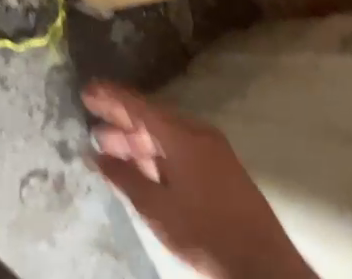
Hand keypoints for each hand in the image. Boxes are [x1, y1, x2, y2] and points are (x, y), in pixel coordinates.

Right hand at [82, 81, 315, 278]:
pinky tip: (140, 167)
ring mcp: (214, 153)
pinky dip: (156, 153)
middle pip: (152, 118)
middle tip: (91, 120)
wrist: (266, 269)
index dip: (110, 97)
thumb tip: (96, 155)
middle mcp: (198, 135)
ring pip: (166, 136)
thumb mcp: (156, 207)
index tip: (85, 90)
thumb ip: (124, 177)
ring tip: (108, 147)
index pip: (138, 106)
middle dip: (120, 120)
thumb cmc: (205, 233)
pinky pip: (180, 150)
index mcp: (182, 136)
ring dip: (137, 140)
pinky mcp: (222, 172)